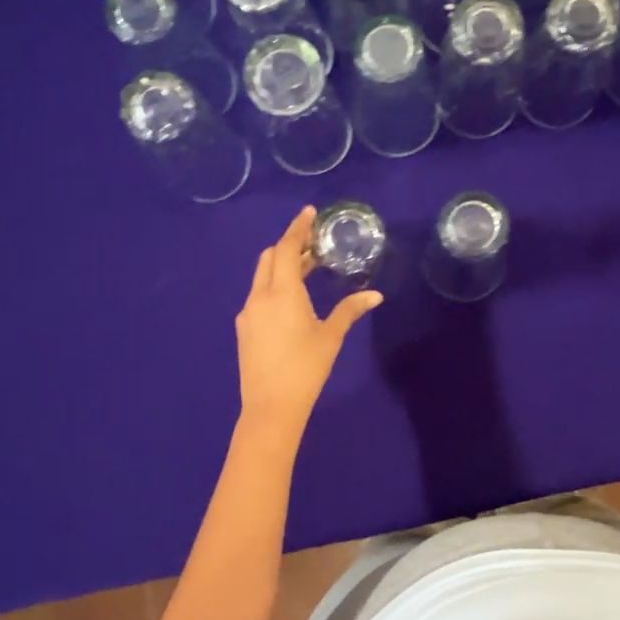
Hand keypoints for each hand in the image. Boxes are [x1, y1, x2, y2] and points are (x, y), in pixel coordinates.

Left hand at [235, 207, 381, 428]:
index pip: (285, 249)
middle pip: (269, 258)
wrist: (271, 406)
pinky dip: (274, 286)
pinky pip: (258, 296)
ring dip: (281, 267)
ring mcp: (248, 313)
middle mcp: (259, 296)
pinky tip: (291, 301)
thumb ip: (350, 310)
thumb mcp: (331, 337)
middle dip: (289, 246)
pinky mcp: (244, 329)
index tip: (309, 213)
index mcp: (282, 293)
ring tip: (307, 270)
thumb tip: (375, 296)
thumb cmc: (305, 369)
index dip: (297, 228)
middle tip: (313, 246)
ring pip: (262, 277)